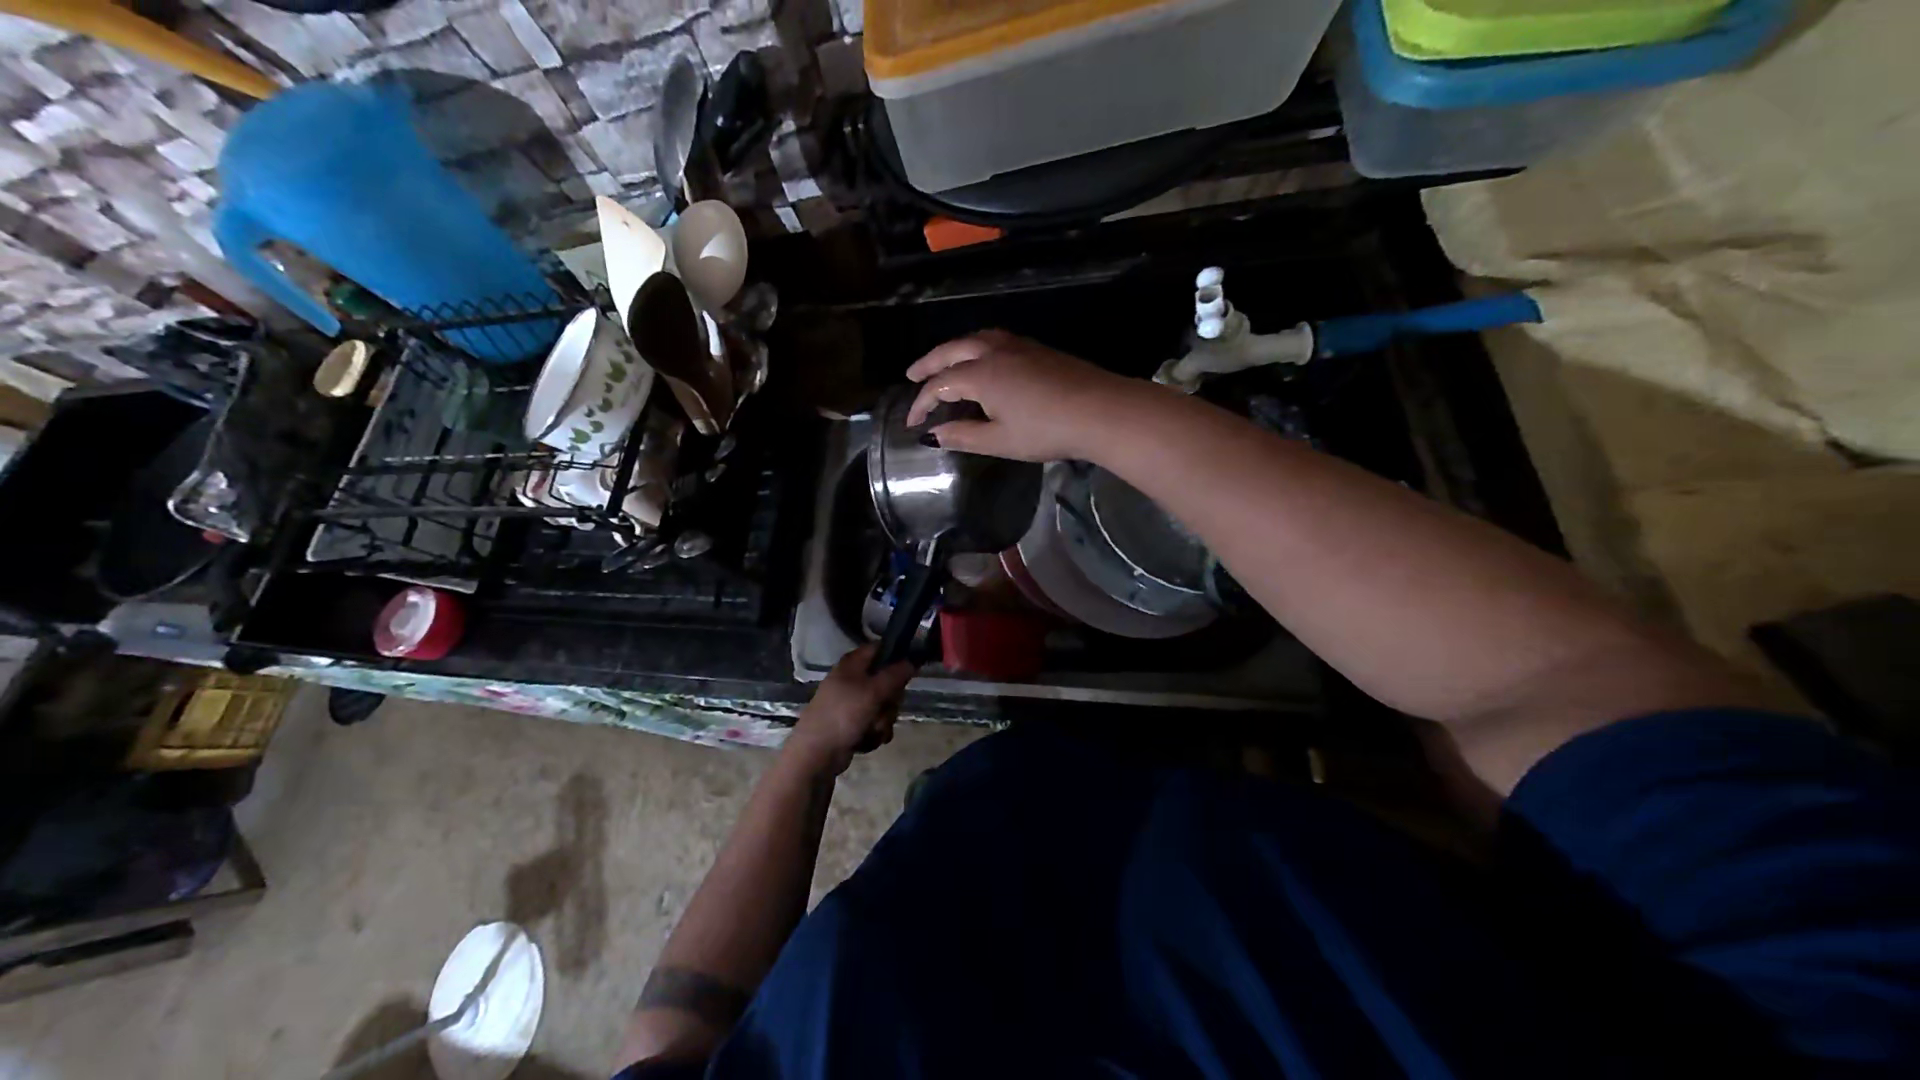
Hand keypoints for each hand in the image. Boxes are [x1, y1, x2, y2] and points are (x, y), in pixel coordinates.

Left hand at [785, 644, 914, 774]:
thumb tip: (913, 660)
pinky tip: (868, 739)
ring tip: (874, 729)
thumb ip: (895, 674)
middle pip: (886, 680)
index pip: (879, 649)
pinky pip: (875, 722)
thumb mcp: (873, 691)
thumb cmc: (844, 714)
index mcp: (852, 664)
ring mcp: (852, 702)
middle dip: (891, 699)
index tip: (911, 669)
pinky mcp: (853, 722)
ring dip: (884, 719)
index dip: (896, 656)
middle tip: (887, 706)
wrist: (817, 753)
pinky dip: (875, 731)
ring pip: (883, 704)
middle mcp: (852, 680)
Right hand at [904, 330, 1142, 461]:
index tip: (912, 423)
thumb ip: (963, 435)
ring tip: (943, 363)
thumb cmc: (1046, 430)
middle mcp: (994, 351)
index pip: (939, 384)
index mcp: (980, 375)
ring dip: (952, 350)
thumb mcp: (1000, 441)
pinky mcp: (1037, 349)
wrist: (1100, 410)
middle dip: (928, 363)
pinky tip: (981, 360)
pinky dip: (975, 347)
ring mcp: (1018, 346)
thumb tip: (934, 435)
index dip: (921, 404)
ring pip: (974, 339)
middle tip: (912, 376)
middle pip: (951, 351)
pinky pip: (994, 339)